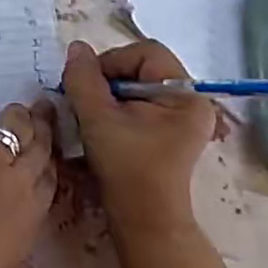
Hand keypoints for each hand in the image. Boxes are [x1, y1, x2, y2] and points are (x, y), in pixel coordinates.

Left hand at [0, 104, 56, 267]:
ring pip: (14, 125)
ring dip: (18, 116)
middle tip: (45, 111)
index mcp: (30, 218)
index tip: (48, 156)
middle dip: (44, 128)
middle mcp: (16, 181)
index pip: (50, 182)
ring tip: (20, 109)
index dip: (49, 165)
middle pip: (39, 146)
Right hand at [64, 39, 212, 236]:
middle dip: (108, 79)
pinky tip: (103, 125)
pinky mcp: (169, 130)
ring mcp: (182, 117)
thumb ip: (83, 78)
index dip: (112, 61)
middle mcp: (191, 101)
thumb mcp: (97, 117)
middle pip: (141, 66)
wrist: (144, 219)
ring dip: (109, 94)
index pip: (146, 52)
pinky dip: (117, 107)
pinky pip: (140, 102)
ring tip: (93, 115)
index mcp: (185, 95)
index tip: (89, 86)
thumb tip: (77, 48)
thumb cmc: (126, 167)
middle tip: (86, 101)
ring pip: (137, 84)